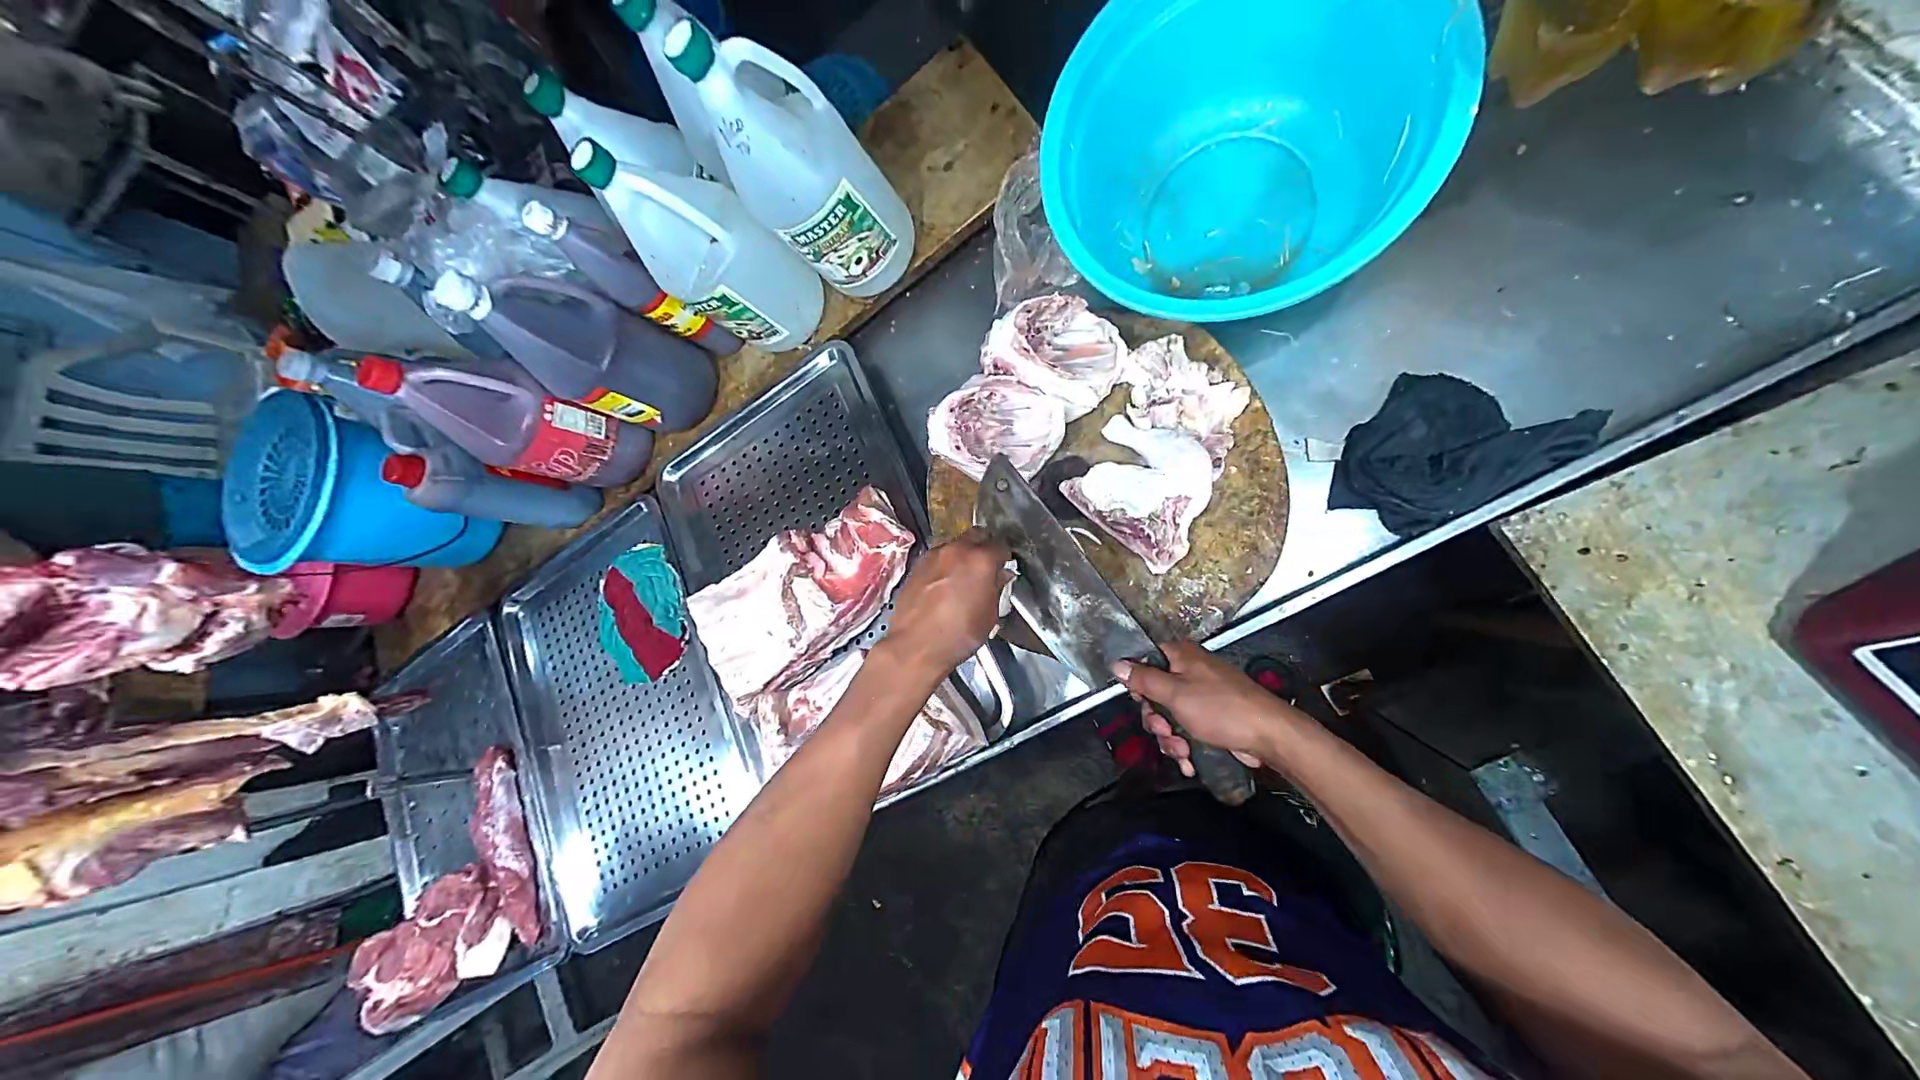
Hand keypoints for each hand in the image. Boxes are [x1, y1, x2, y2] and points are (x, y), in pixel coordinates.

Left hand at [881, 529, 1011, 680]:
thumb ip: (997, 589)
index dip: (1004, 557)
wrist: (916, 646)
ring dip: (962, 555)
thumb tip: (1000, 577)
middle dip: (983, 545)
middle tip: (986, 564)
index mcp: (980, 560)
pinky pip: (937, 558)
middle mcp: (956, 550)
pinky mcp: (917, 566)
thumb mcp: (989, 616)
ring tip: (964, 576)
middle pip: (975, 535)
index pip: (1000, 546)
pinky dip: (944, 565)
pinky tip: (944, 584)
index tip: (1004, 566)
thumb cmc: (958, 635)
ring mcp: (933, 556)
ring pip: (954, 545)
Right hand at [1113, 642, 1306, 774]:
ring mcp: (1203, 696)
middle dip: (1157, 721)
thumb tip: (1117, 663)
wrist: (1269, 736)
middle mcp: (1192, 671)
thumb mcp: (1174, 694)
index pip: (1146, 660)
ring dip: (1171, 739)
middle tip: (1166, 732)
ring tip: (1183, 752)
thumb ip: (1143, 679)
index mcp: (1182, 657)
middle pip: (1155, 694)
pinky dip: (1186, 745)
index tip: (1140, 700)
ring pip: (1170, 717)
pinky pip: (1188, 729)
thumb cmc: (1222, 709)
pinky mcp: (1213, 718)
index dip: (1139, 682)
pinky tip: (1190, 761)